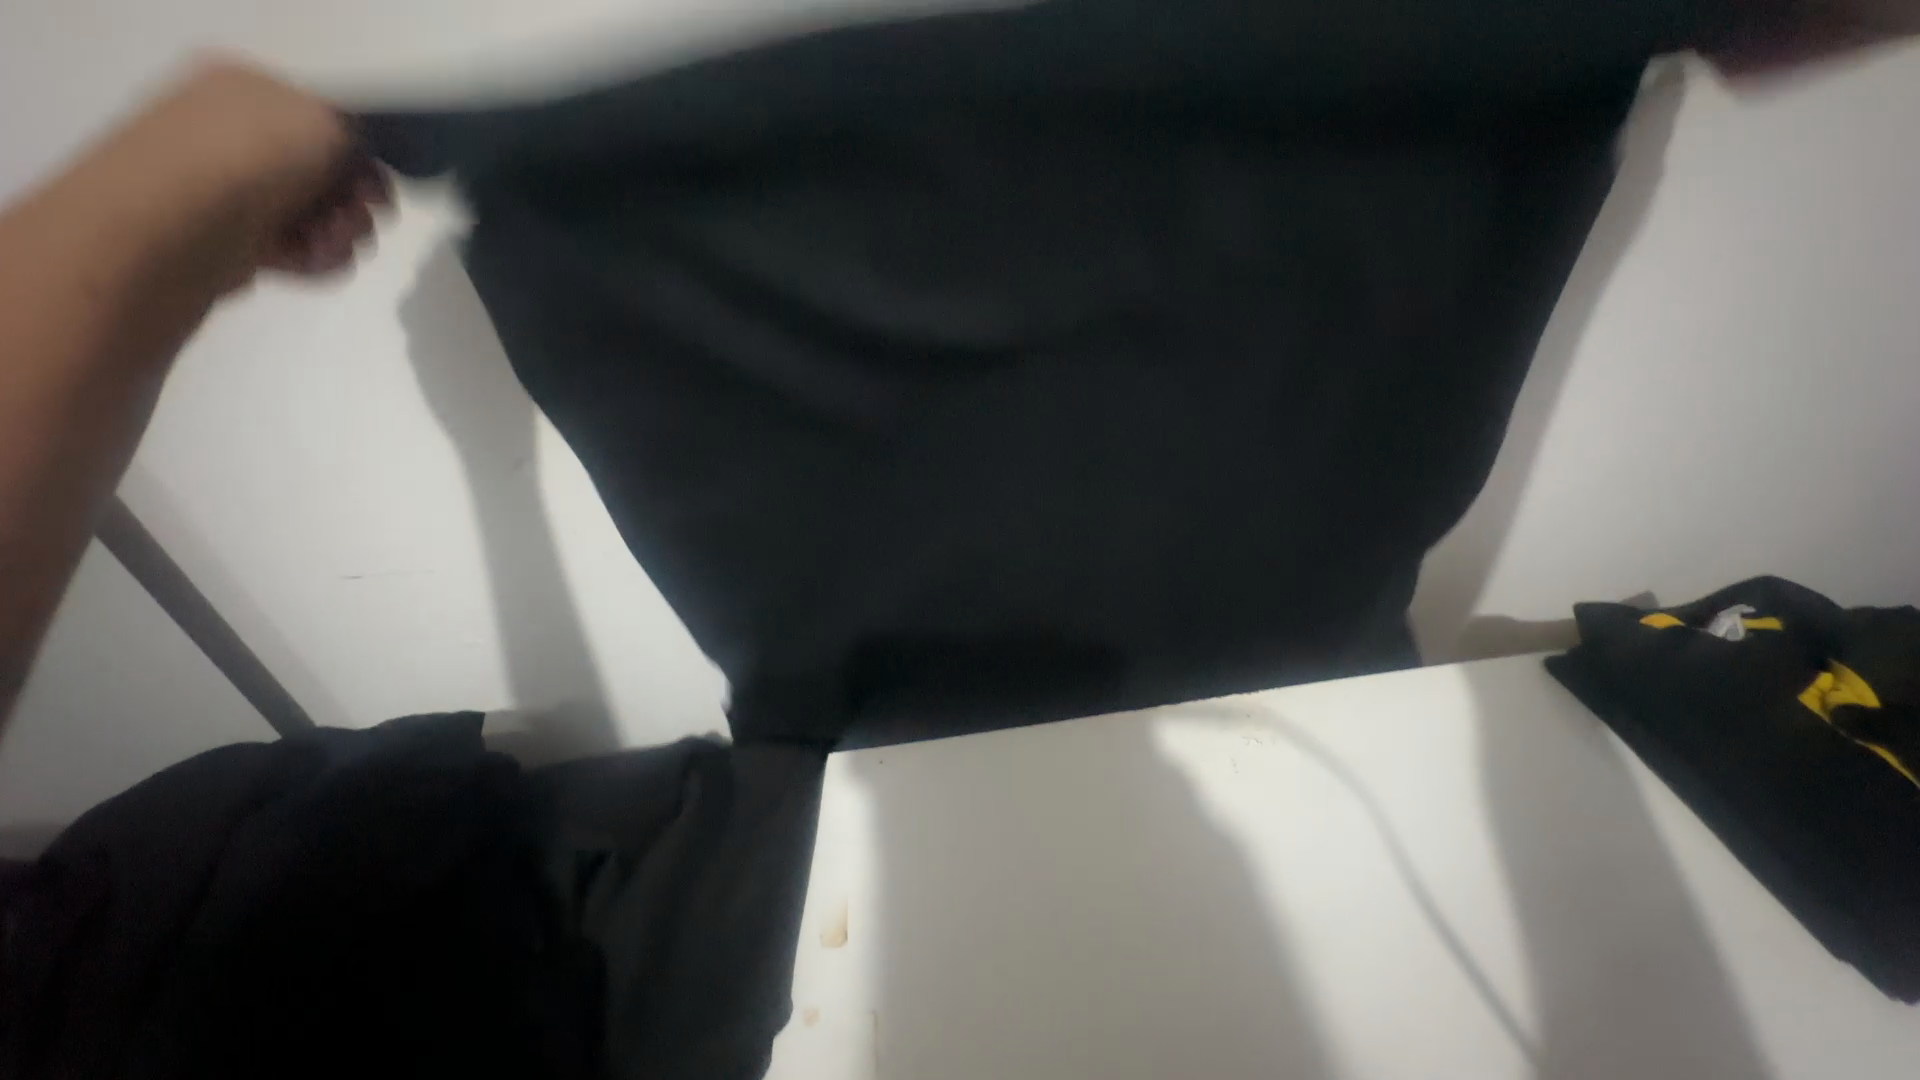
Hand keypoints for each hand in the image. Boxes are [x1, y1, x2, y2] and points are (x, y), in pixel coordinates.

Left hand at [84, 59, 390, 290]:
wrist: (173, 223)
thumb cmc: (249, 157)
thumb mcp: (322, 121)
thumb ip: (357, 134)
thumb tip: (357, 167)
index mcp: (251, 93)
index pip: (330, 126)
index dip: (366, 161)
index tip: (376, 189)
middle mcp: (242, 136)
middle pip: (337, 180)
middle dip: (356, 205)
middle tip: (351, 215)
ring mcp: (240, 190)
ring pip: (328, 220)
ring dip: (342, 236)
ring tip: (321, 242)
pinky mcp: (244, 240)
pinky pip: (307, 252)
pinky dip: (319, 259)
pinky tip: (306, 258)